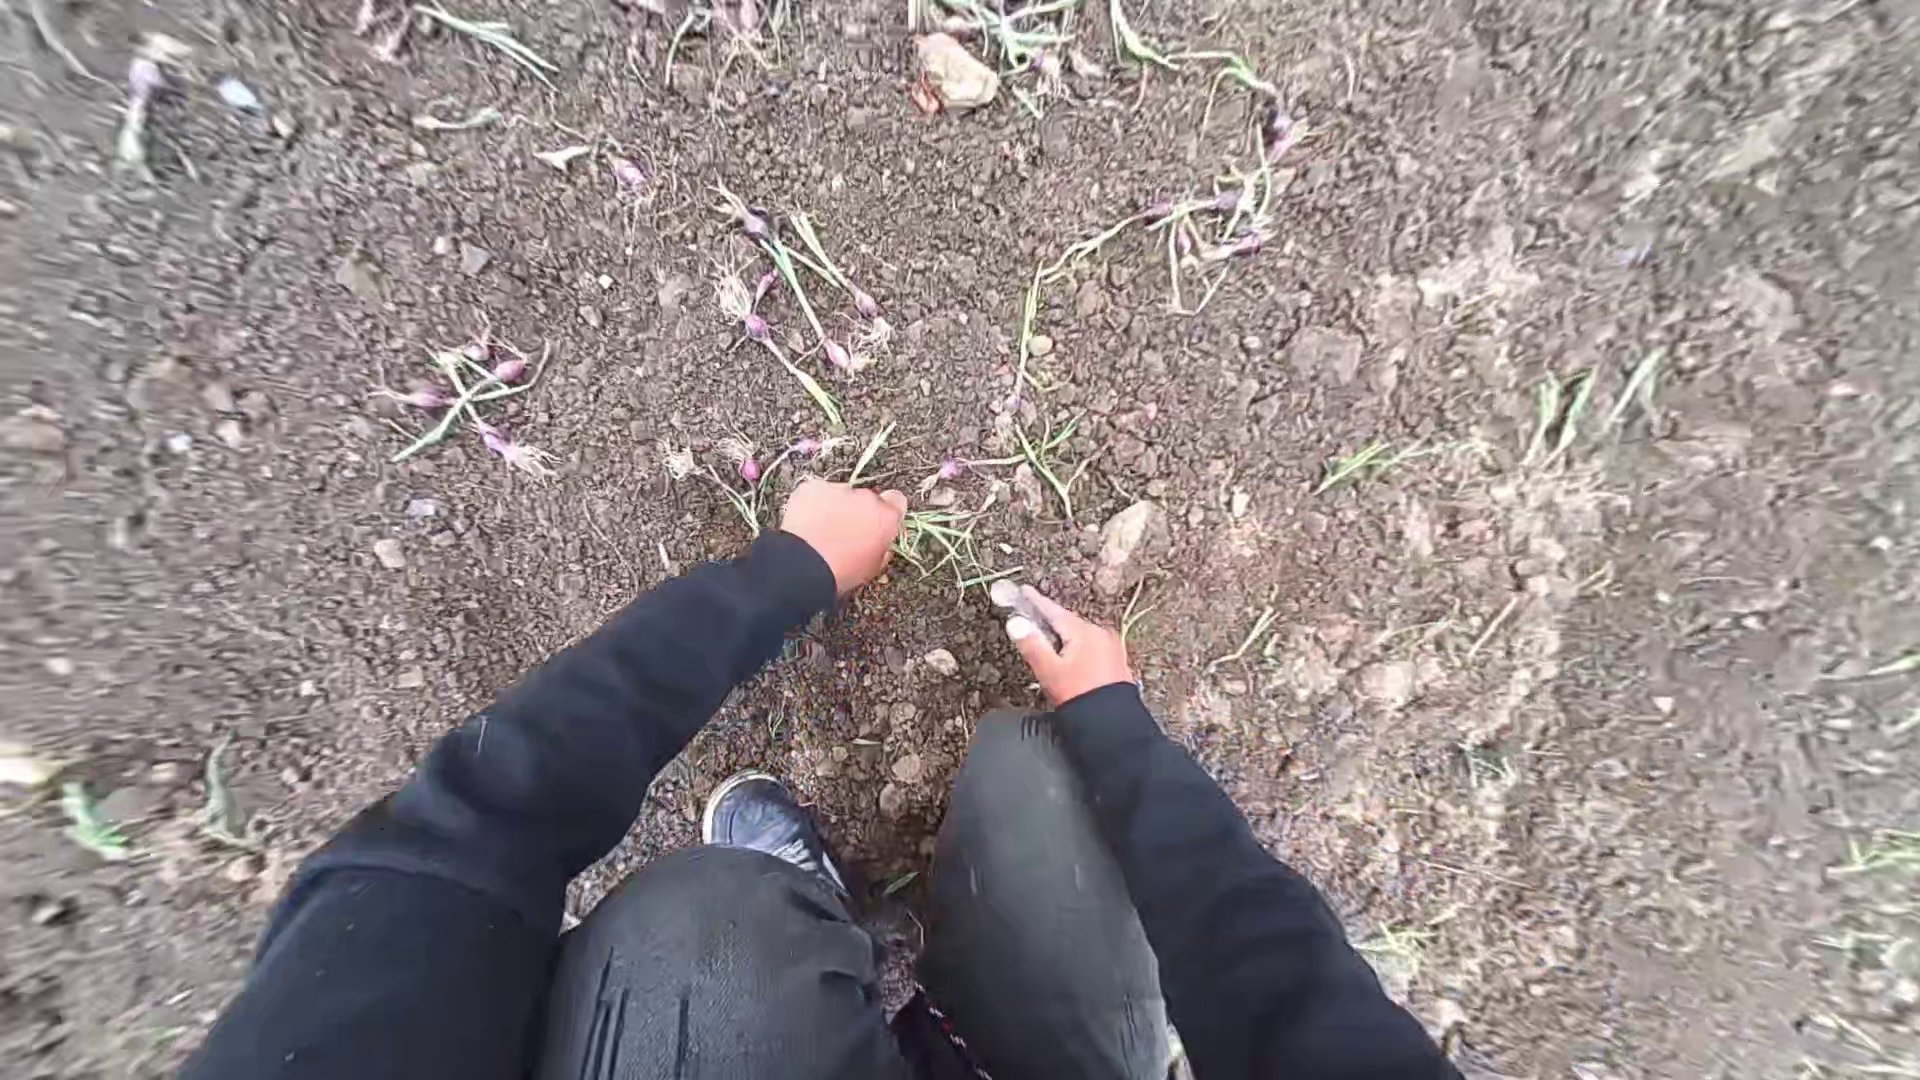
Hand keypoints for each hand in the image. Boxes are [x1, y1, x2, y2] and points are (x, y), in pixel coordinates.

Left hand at [780, 479, 907, 594]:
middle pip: (866, 499)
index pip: (897, 501)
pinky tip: (805, 522)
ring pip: (840, 494)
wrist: (804, 565)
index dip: (887, 510)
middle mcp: (867, 498)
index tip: (877, 521)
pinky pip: (817, 492)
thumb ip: (882, 548)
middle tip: (843, 532)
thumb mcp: (873, 568)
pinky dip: (812, 503)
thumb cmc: (841, 572)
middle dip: (858, 511)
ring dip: (835, 506)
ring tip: (820, 530)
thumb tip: (880, 542)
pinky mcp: (814, 486)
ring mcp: (839, 489)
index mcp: (886, 518)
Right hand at [1004, 586, 1134, 706]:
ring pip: (1079, 635)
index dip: (1036, 601)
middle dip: (1050, 619)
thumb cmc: (1082, 697)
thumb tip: (1015, 623)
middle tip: (1033, 614)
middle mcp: (1100, 634)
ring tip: (1048, 639)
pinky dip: (1077, 646)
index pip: (1054, 611)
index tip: (1024, 590)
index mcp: (1084, 632)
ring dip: (1064, 636)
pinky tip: (1070, 656)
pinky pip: (1090, 646)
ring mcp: (1110, 648)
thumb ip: (1032, 644)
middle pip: (1068, 622)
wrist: (1113, 725)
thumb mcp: (1049, 671)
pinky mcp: (1116, 662)